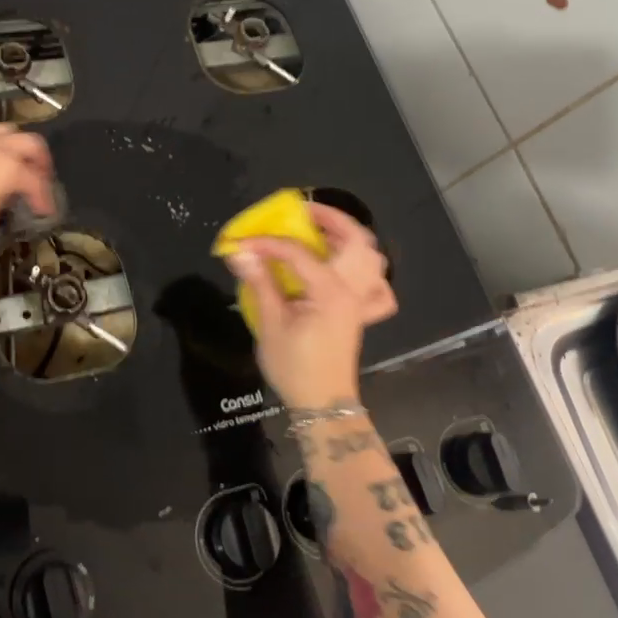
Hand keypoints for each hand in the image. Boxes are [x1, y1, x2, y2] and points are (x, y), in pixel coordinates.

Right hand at [224, 203, 396, 407]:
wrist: (323, 405)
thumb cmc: (295, 367)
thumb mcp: (270, 324)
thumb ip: (260, 283)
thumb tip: (240, 252)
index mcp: (330, 291)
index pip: (297, 252)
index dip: (267, 243)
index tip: (242, 242)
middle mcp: (353, 290)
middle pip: (356, 240)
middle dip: (330, 219)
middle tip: (302, 213)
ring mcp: (362, 302)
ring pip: (372, 258)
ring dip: (349, 239)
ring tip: (321, 233)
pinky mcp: (361, 315)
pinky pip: (377, 288)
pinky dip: (365, 273)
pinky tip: (344, 271)